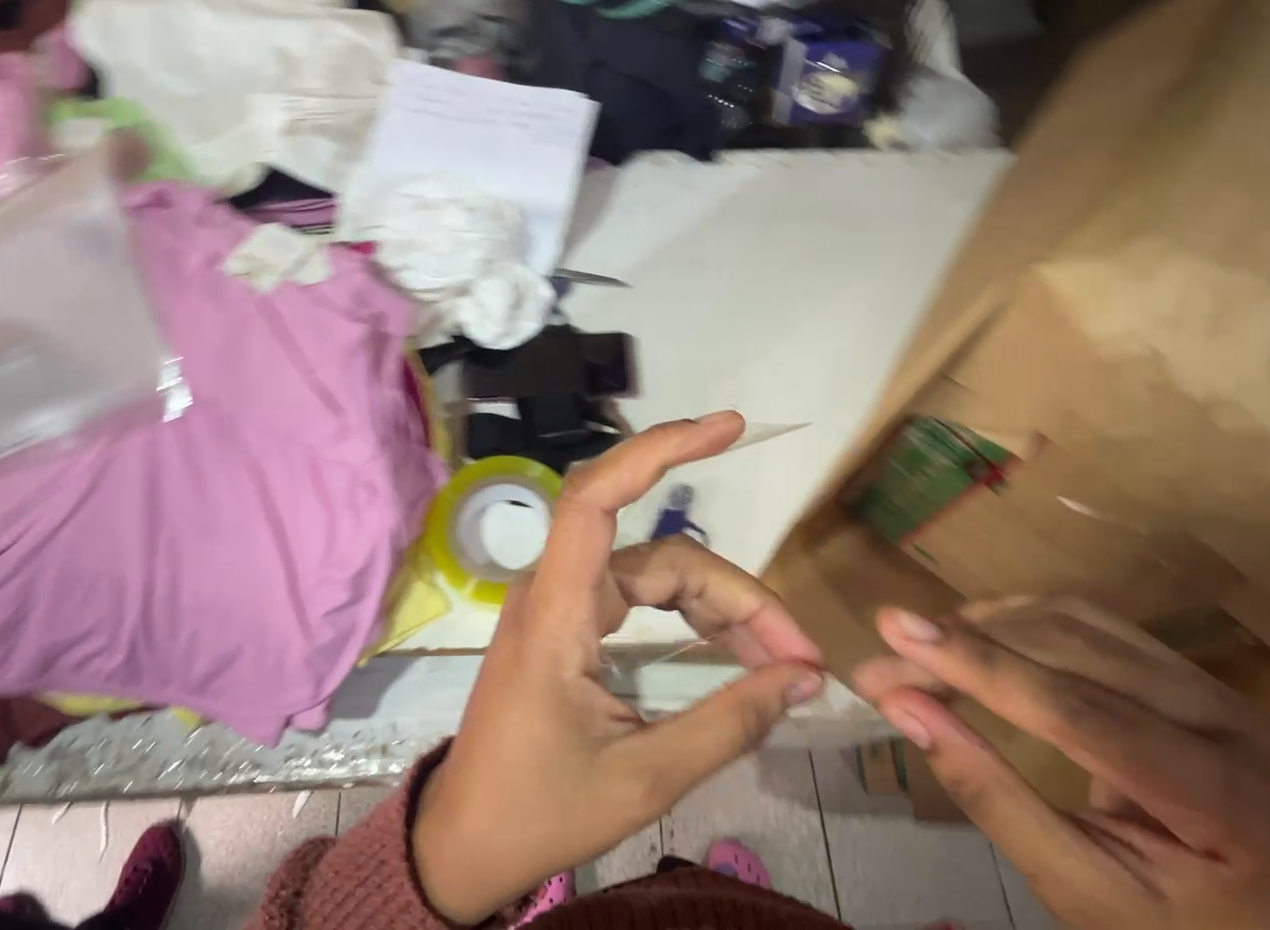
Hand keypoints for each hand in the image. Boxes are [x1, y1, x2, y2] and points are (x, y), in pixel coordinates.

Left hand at [413, 413, 825, 923]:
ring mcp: (562, 605)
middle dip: (736, 594)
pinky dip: (692, 618)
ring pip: (657, 576)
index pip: (596, 497)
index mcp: (555, 612)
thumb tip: (804, 677)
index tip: (727, 426)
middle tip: (801, 655)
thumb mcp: (643, 777)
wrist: (465, 842)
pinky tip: (735, 648)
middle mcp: (556, 591)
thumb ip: (727, 722)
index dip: (658, 450)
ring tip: (783, 660)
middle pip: (661, 557)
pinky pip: (641, 600)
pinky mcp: (569, 625)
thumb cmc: (539, 810)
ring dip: (722, 609)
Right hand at [852, 597, 1269, 929]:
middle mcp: (1264, 740)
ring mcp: (1244, 704)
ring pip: (1090, 628)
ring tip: (919, 642)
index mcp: (1252, 815)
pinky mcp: (1209, 683)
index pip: (1090, 716)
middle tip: (887, 652)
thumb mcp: (1072, 885)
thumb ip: (988, 792)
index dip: (985, 669)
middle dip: (973, 646)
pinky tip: (973, 635)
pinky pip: (1102, 629)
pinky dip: (1022, 624)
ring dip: (992, 625)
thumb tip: (899, 703)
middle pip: (1086, 658)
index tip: (897, 632)